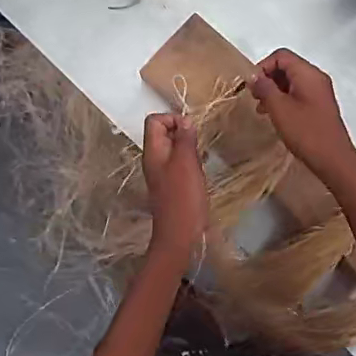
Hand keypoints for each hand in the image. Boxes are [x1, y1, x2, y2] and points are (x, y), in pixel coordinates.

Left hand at [142, 113, 206, 265]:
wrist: (180, 235)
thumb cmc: (183, 198)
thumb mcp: (186, 163)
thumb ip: (184, 139)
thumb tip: (185, 120)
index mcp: (153, 152)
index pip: (154, 121)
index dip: (172, 119)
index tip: (190, 131)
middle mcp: (154, 160)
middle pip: (164, 133)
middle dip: (183, 133)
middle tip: (197, 147)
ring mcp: (162, 173)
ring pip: (174, 148)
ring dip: (189, 148)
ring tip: (201, 159)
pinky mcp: (172, 185)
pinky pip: (180, 164)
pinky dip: (191, 162)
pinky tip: (202, 172)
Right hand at [249, 48, 355, 183]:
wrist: (333, 160)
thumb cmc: (306, 132)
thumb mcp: (279, 109)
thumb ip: (265, 88)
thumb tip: (253, 76)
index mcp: (308, 74)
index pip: (281, 56)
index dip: (263, 67)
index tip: (252, 86)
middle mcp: (316, 78)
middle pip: (287, 66)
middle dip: (268, 79)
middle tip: (254, 97)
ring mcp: (320, 92)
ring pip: (291, 81)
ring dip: (274, 90)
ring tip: (262, 108)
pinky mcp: (320, 106)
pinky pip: (298, 94)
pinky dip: (284, 99)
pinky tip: (275, 115)